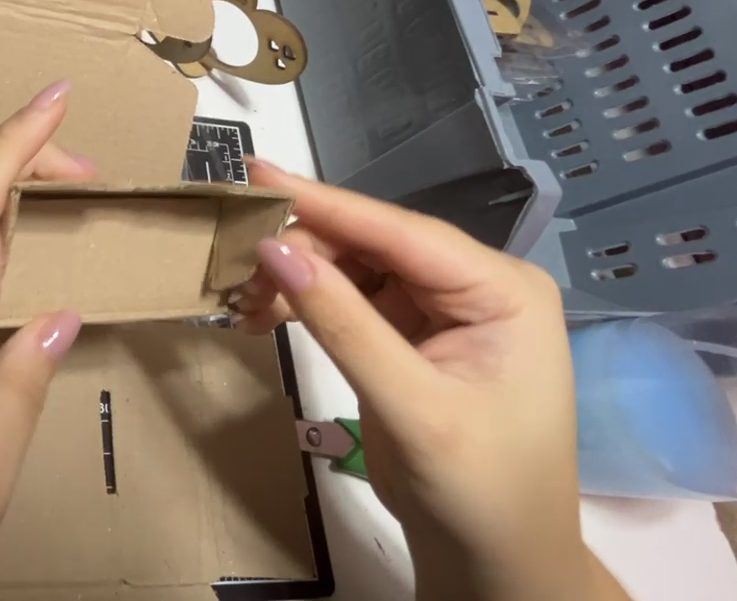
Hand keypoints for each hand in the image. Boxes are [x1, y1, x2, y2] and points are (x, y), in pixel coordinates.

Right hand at [231, 161, 627, 600]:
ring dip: (292, 276)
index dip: (323, 202)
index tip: (255, 174)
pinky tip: (262, 315)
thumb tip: (272, 248)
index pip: (397, 231)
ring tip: (243, 301)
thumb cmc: (478, 493)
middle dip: (299, 250)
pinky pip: (341, 295)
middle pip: (366, 243)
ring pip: (346, 264)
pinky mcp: (404, 329)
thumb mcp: (411, 406)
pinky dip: (299, 301)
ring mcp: (435, 305)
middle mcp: (469, 284)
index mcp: (500, 290)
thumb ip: (342, 322)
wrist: (493, 565)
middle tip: (235, 267)